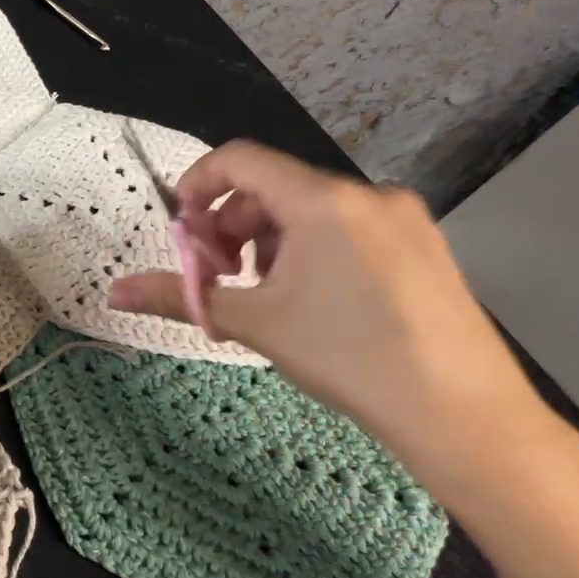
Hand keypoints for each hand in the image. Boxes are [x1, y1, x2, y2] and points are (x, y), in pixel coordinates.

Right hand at [107, 140, 537, 460]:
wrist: (467, 418)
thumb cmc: (349, 356)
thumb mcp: (252, 322)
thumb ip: (176, 296)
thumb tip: (111, 292)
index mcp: (323, 201)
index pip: (239, 160)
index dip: (197, 185)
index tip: (182, 232)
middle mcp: (367, 195)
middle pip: (270, 187)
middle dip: (230, 226)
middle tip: (220, 276)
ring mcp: (403, 220)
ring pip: (307, 209)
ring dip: (266, 241)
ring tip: (266, 294)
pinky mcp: (424, 247)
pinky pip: (344, 227)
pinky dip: (308, 249)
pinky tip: (311, 300)